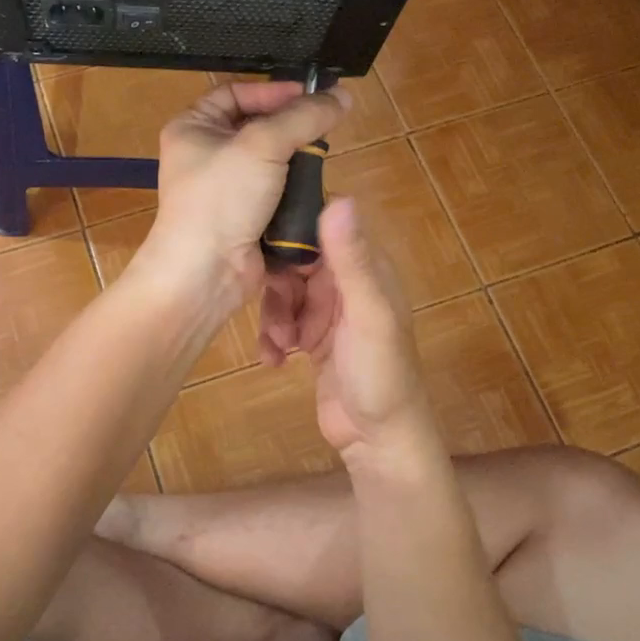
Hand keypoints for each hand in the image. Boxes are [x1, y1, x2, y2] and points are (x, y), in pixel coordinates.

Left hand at [139, 81, 348, 295]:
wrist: (206, 272)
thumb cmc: (221, 198)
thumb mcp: (262, 145)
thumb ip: (303, 117)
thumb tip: (342, 95)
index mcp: (193, 127)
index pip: (236, 93)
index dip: (272, 90)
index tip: (311, 94)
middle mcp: (205, 154)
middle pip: (257, 126)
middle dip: (290, 126)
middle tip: (324, 125)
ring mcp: (224, 188)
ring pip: (271, 160)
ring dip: (296, 159)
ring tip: (322, 156)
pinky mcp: (244, 216)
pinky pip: (276, 192)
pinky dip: (295, 189)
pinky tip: (313, 186)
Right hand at [259, 198, 430, 455]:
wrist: (379, 441)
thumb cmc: (381, 374)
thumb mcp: (366, 315)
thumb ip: (352, 260)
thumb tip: (339, 199)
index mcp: (367, 266)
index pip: (324, 221)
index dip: (292, 222)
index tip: (259, 233)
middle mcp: (347, 281)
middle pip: (295, 257)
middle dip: (277, 282)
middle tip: (269, 307)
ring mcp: (329, 309)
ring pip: (284, 291)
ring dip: (274, 315)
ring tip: (280, 344)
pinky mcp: (314, 336)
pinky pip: (282, 321)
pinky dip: (273, 337)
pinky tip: (275, 360)